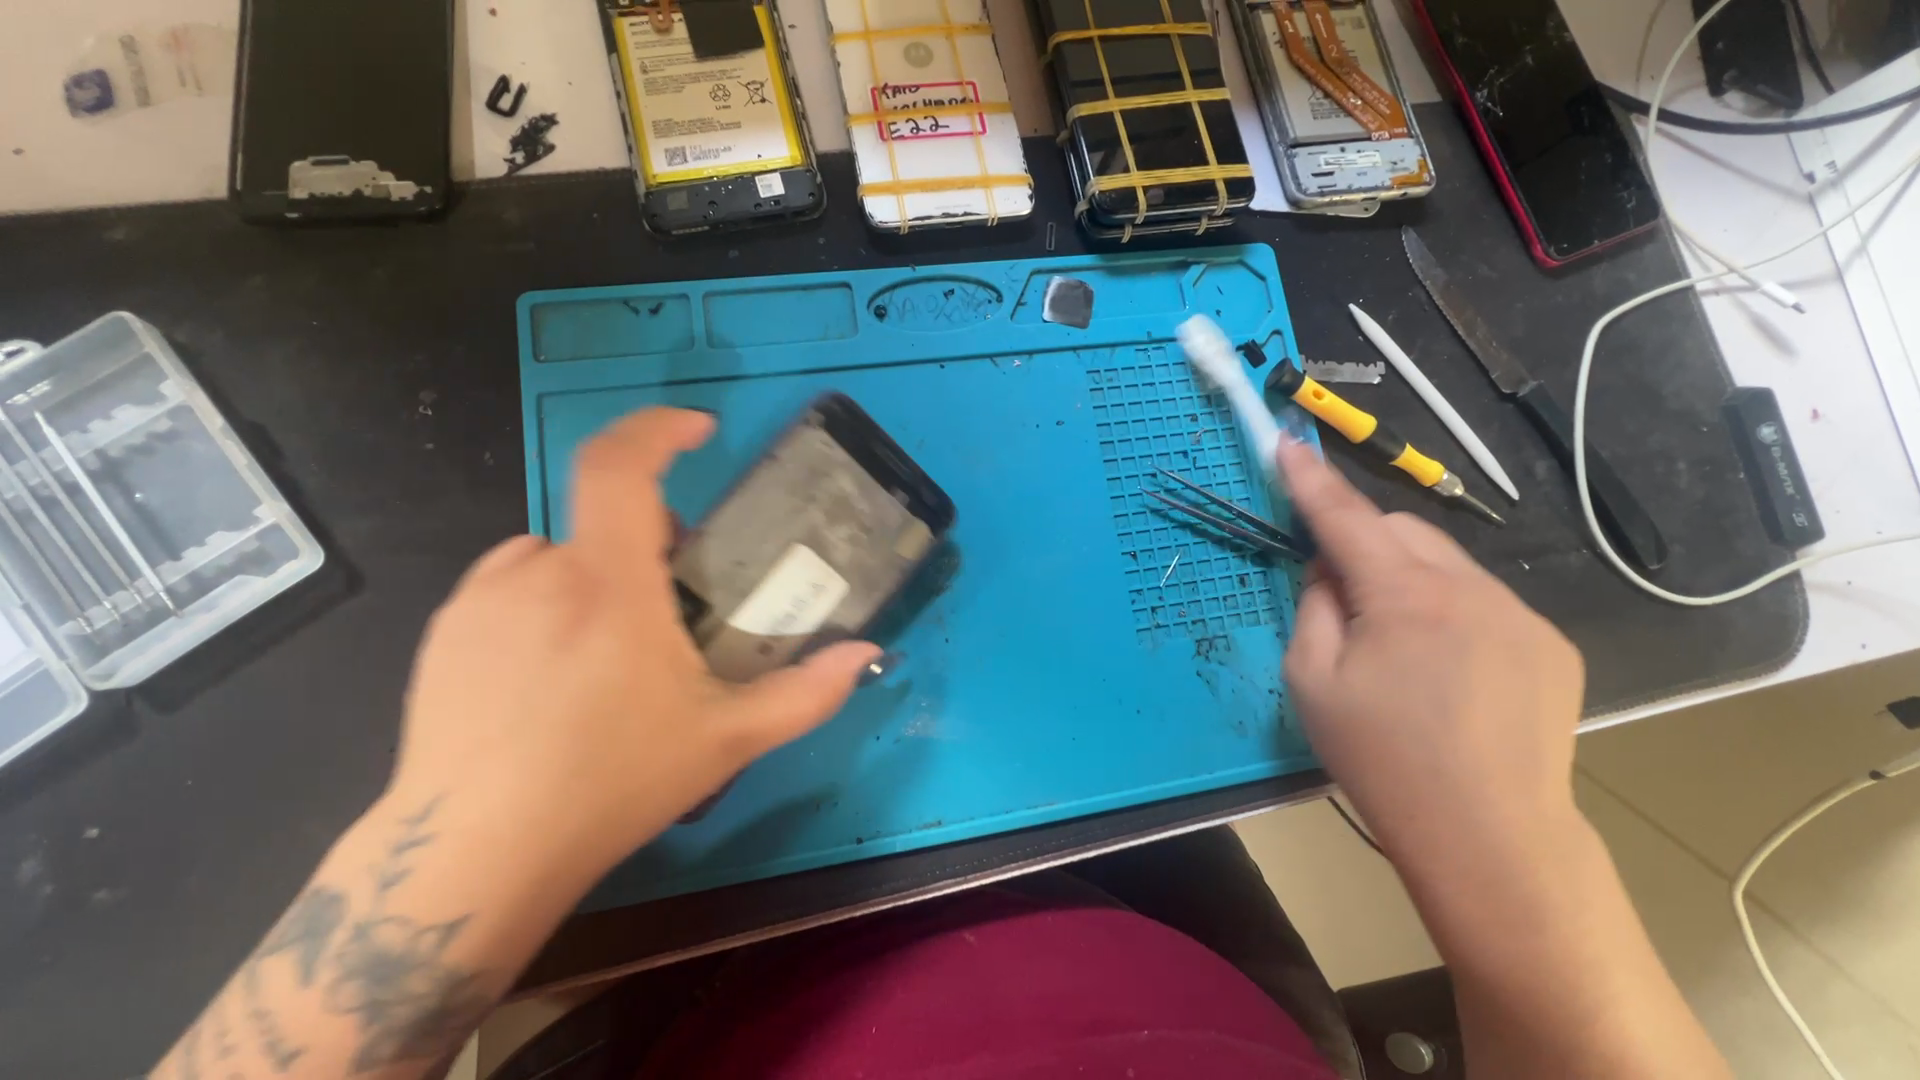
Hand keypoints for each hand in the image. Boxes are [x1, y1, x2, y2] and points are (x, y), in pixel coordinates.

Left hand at [391, 408, 878, 876]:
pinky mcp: (444, 632)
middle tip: (671, 612)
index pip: (620, 467)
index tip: (698, 430)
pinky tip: (550, 678)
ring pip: (557, 558)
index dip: (659, 428)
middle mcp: (538, 573)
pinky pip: (509, 589)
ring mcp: (480, 601)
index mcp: (608, 584)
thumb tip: (866, 654)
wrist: (476, 853)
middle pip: (604, 524)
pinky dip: (545, 606)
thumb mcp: (726, 741)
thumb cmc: (612, 786)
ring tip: (610, 655)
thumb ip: (806, 692)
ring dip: (595, 580)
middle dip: (646, 548)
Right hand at [1276, 440, 1585, 876]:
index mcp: (1403, 595)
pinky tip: (1449, 672)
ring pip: (1446, 564)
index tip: (1287, 444)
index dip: (1310, 480)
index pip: (1345, 517)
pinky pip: (1484, 602)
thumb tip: (1329, 568)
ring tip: (1400, 648)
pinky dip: (1451, 612)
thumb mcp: (1311, 683)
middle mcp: (1469, 588)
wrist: (1490, 836)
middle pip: (1401, 529)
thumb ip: (1313, 606)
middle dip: (1363, 544)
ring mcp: (1520, 615)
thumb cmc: (1382, 760)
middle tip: (1340, 599)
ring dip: (1409, 579)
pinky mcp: (1551, 645)